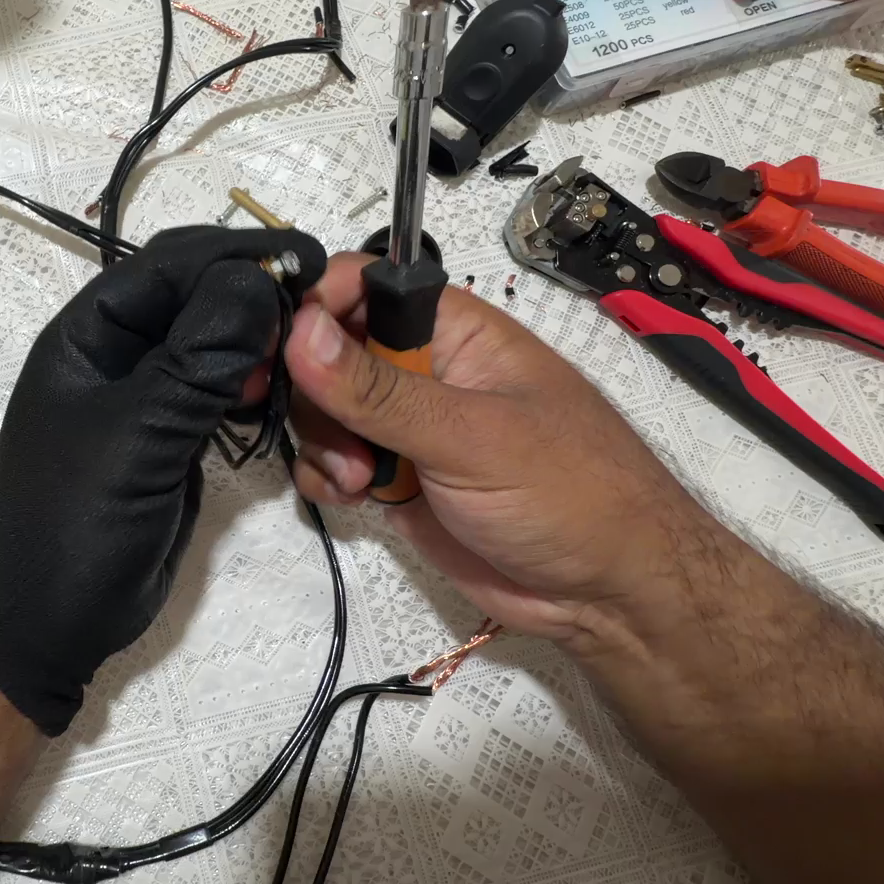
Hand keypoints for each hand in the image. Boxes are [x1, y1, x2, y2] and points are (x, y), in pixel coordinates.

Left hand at [0, 226, 326, 734]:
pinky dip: (251, 383)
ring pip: (210, 341)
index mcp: (88, 334)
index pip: (167, 265)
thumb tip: (256, 279)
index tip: (308, 259)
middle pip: (192, 296)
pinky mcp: (170, 431)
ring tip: (303, 351)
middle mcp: (117, 352)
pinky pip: (217, 388)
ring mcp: (145, 394)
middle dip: (250, 293)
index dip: (234, 254)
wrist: (52, 616)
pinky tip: (278, 392)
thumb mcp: (135, 436)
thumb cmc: (74, 521)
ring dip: (256, 339)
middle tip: (317, 307)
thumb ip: (195, 361)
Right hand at [284, 252, 727, 644]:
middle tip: (322, 431)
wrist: (606, 598)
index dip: (311, 305)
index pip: (360, 285)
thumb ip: (378, 390)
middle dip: (312, 393)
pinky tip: (351, 497)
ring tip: (358, 479)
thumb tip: (299, 330)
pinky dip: (324, 476)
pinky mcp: (388, 473)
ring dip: (320, 442)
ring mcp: (400, 424)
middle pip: (323, 350)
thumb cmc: (566, 494)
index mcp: (450, 330)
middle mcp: (417, 367)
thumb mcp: (470, 436)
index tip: (276, 347)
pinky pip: (327, 457)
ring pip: (319, 408)